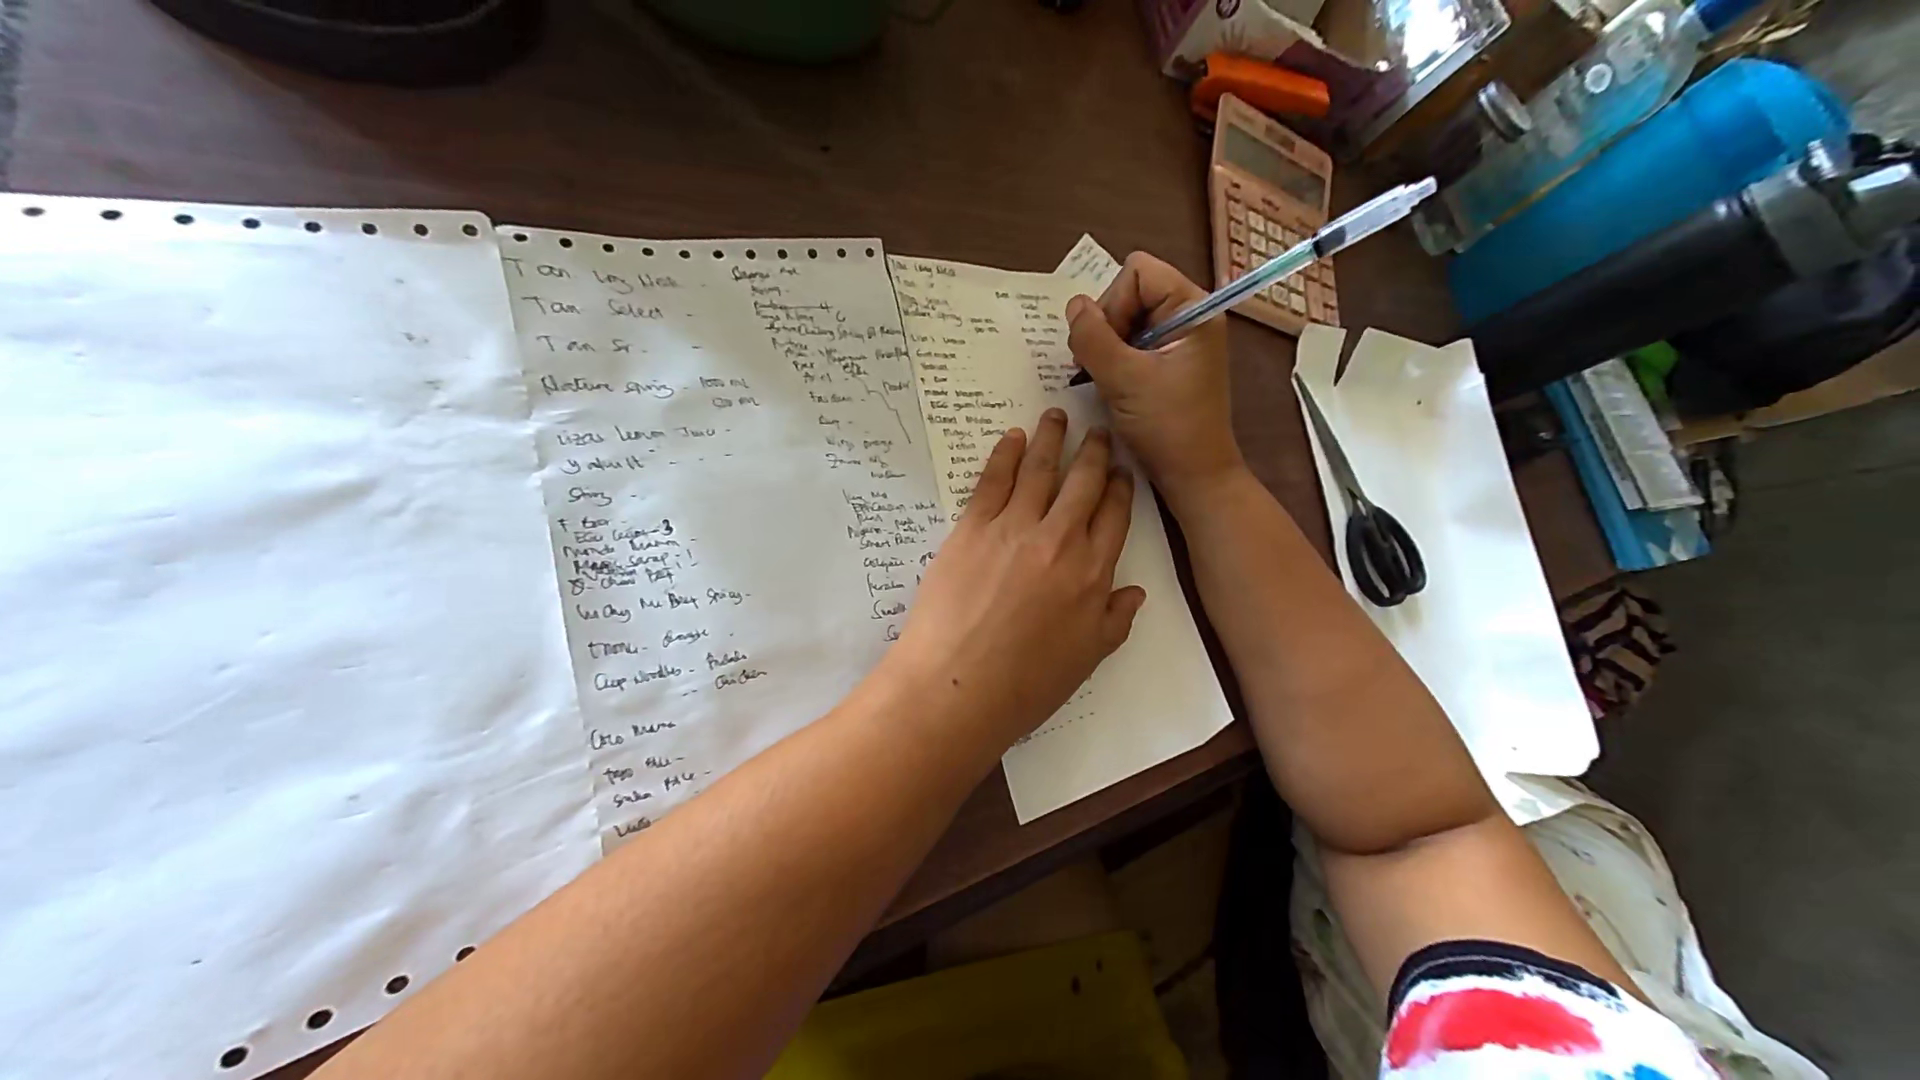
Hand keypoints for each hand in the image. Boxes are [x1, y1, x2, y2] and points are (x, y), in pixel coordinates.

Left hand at [882, 409, 1145, 746]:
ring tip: (1057, 415)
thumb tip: (1134, 592)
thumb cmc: (1025, 684)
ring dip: (1051, 439)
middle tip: (1098, 430)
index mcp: (1092, 574)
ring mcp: (1013, 529)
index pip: (1115, 517)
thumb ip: (1114, 621)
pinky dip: (1005, 454)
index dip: (1120, 488)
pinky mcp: (972, 528)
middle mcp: (1059, 541)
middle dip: (1094, 453)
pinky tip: (1012, 437)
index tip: (1121, 470)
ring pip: (1040, 470)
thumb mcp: (1085, 659)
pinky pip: (993, 480)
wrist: (957, 687)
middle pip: (1083, 484)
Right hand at [1066, 252, 1244, 497]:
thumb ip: (1093, 338)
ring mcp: (1176, 341)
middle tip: (1101, 366)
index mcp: (1192, 310)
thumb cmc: (1168, 428)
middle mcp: (1186, 318)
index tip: (1109, 346)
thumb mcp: (1125, 380)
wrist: (1193, 475)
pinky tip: (1110, 385)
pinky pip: (1128, 343)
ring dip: (1105, 346)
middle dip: (1107, 325)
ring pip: (1124, 319)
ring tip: (1105, 378)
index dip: (1113, 302)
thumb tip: (1073, 306)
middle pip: (1129, 291)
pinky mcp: (1164, 363)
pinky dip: (1112, 359)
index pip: (1138, 272)